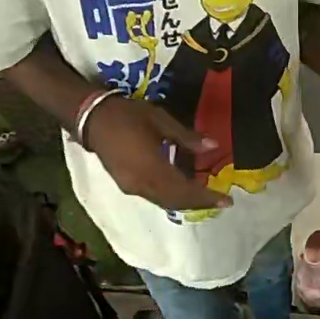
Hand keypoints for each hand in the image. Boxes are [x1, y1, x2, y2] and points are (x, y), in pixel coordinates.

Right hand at [82, 96, 230, 212]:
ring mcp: (132, 187)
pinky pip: (155, 196)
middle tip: (221, 200)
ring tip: (205, 195)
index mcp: (153, 170)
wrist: (92, 118)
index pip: (185, 191)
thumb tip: (214, 146)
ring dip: (186, 201)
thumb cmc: (129, 116)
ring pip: (164, 202)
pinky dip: (173, 196)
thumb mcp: (161, 120)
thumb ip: (187, 137)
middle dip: (199, 202)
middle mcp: (142, 185)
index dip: (206, 197)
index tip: (226, 200)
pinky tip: (183, 186)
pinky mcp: (126, 184)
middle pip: (175, 202)